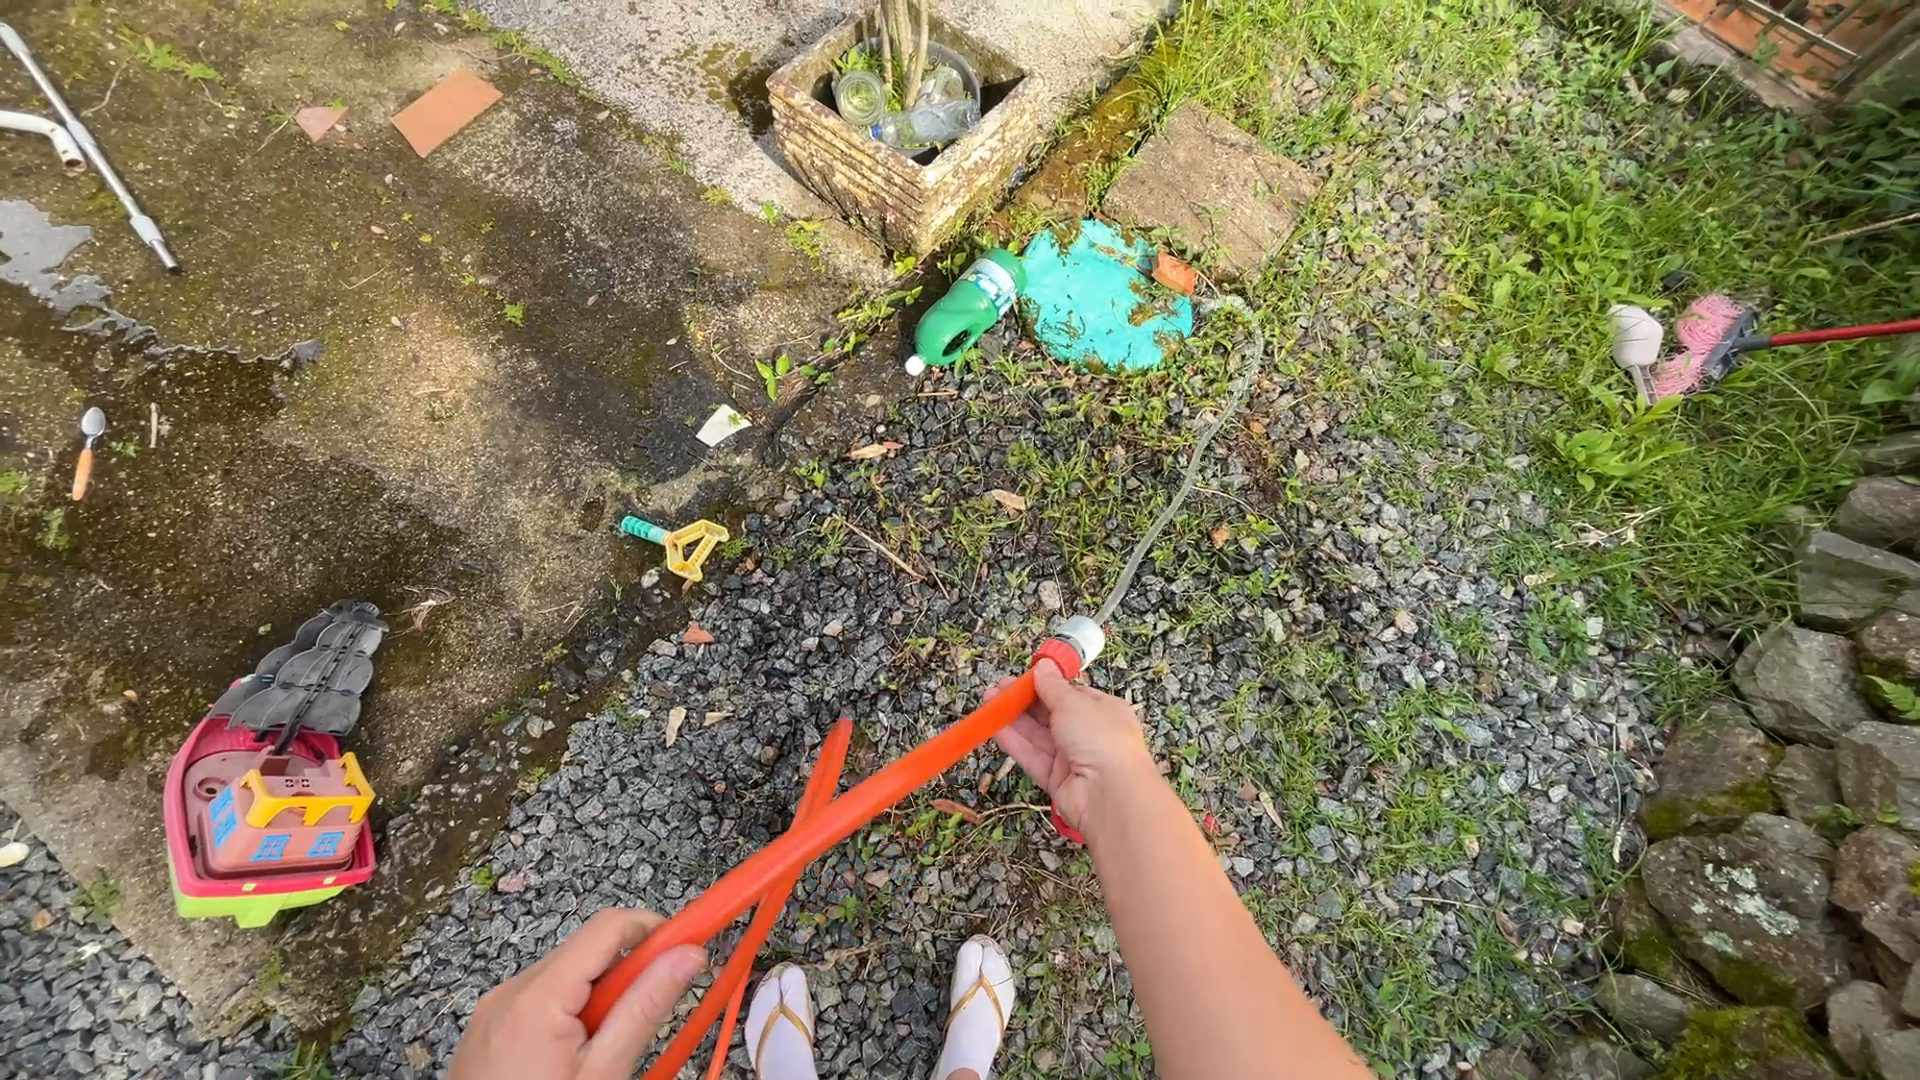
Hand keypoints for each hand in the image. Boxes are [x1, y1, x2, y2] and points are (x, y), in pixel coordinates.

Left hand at [449, 908, 706, 1079]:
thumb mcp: (602, 1074)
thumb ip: (646, 1007)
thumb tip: (692, 953)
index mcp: (537, 995)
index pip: (609, 926)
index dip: (654, 928)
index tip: (687, 950)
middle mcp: (510, 990)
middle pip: (588, 950)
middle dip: (628, 970)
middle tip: (651, 1012)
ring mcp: (493, 1010)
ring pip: (568, 974)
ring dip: (601, 994)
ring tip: (607, 1047)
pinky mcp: (486, 1030)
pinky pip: (542, 997)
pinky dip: (571, 1010)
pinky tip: (575, 1055)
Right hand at [990, 659, 1154, 834]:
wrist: (1110, 794)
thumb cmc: (1102, 739)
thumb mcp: (1074, 703)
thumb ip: (1053, 686)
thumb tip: (1043, 666)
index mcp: (1103, 711)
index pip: (1070, 694)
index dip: (1045, 685)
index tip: (1023, 678)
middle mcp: (1089, 734)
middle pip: (1050, 715)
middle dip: (1023, 701)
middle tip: (998, 688)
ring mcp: (1073, 758)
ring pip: (1038, 736)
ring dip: (1013, 719)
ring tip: (989, 702)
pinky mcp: (1057, 780)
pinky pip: (1032, 757)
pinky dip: (1014, 742)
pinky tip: (995, 727)